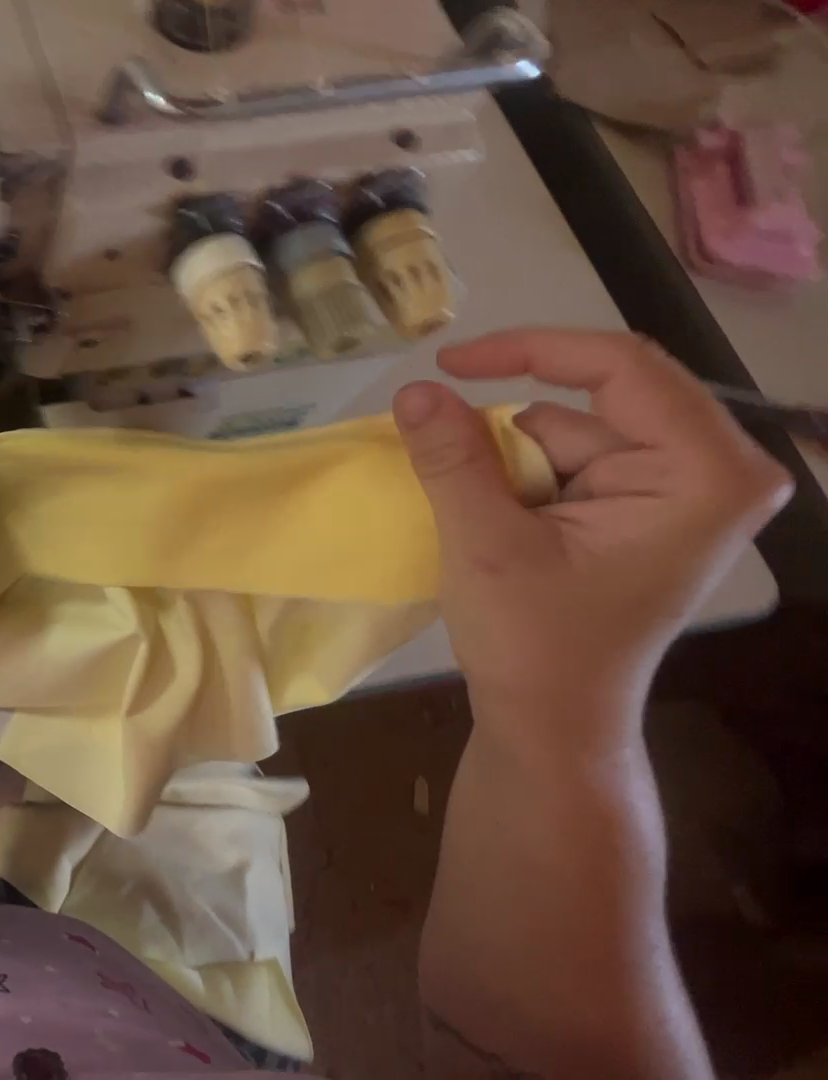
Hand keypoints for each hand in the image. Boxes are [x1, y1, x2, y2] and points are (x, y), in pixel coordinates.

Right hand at [393, 329, 790, 755]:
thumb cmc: (533, 639)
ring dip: (508, 465)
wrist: (550, 716)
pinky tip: (499, 527)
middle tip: (463, 490)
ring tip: (485, 528)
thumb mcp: (484, 543)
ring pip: (570, 433)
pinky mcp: (642, 510)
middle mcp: (709, 470)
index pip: (622, 367)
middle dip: (513, 439)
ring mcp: (677, 491)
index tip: (446, 364)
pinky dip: (517, 481)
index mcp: (703, 473)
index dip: (528, 350)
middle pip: (592, 404)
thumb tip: (412, 389)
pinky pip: (568, 462)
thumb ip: (452, 459)